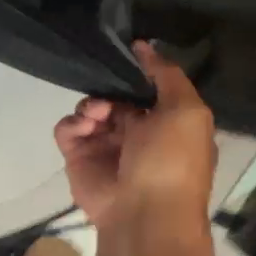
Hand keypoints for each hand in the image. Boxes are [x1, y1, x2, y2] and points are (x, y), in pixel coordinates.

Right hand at [54, 41, 217, 230]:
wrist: (143, 209)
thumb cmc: (172, 160)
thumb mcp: (187, 111)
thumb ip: (167, 76)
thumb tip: (144, 45)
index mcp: (169, 121)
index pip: (148, 88)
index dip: (136, 73)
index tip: (123, 54)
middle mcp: (137, 130)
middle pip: (114, 95)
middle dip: (108, 89)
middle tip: (109, 98)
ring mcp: (106, 143)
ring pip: (89, 108)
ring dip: (90, 106)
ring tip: (95, 117)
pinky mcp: (78, 154)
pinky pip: (68, 127)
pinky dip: (72, 124)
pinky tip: (82, 130)